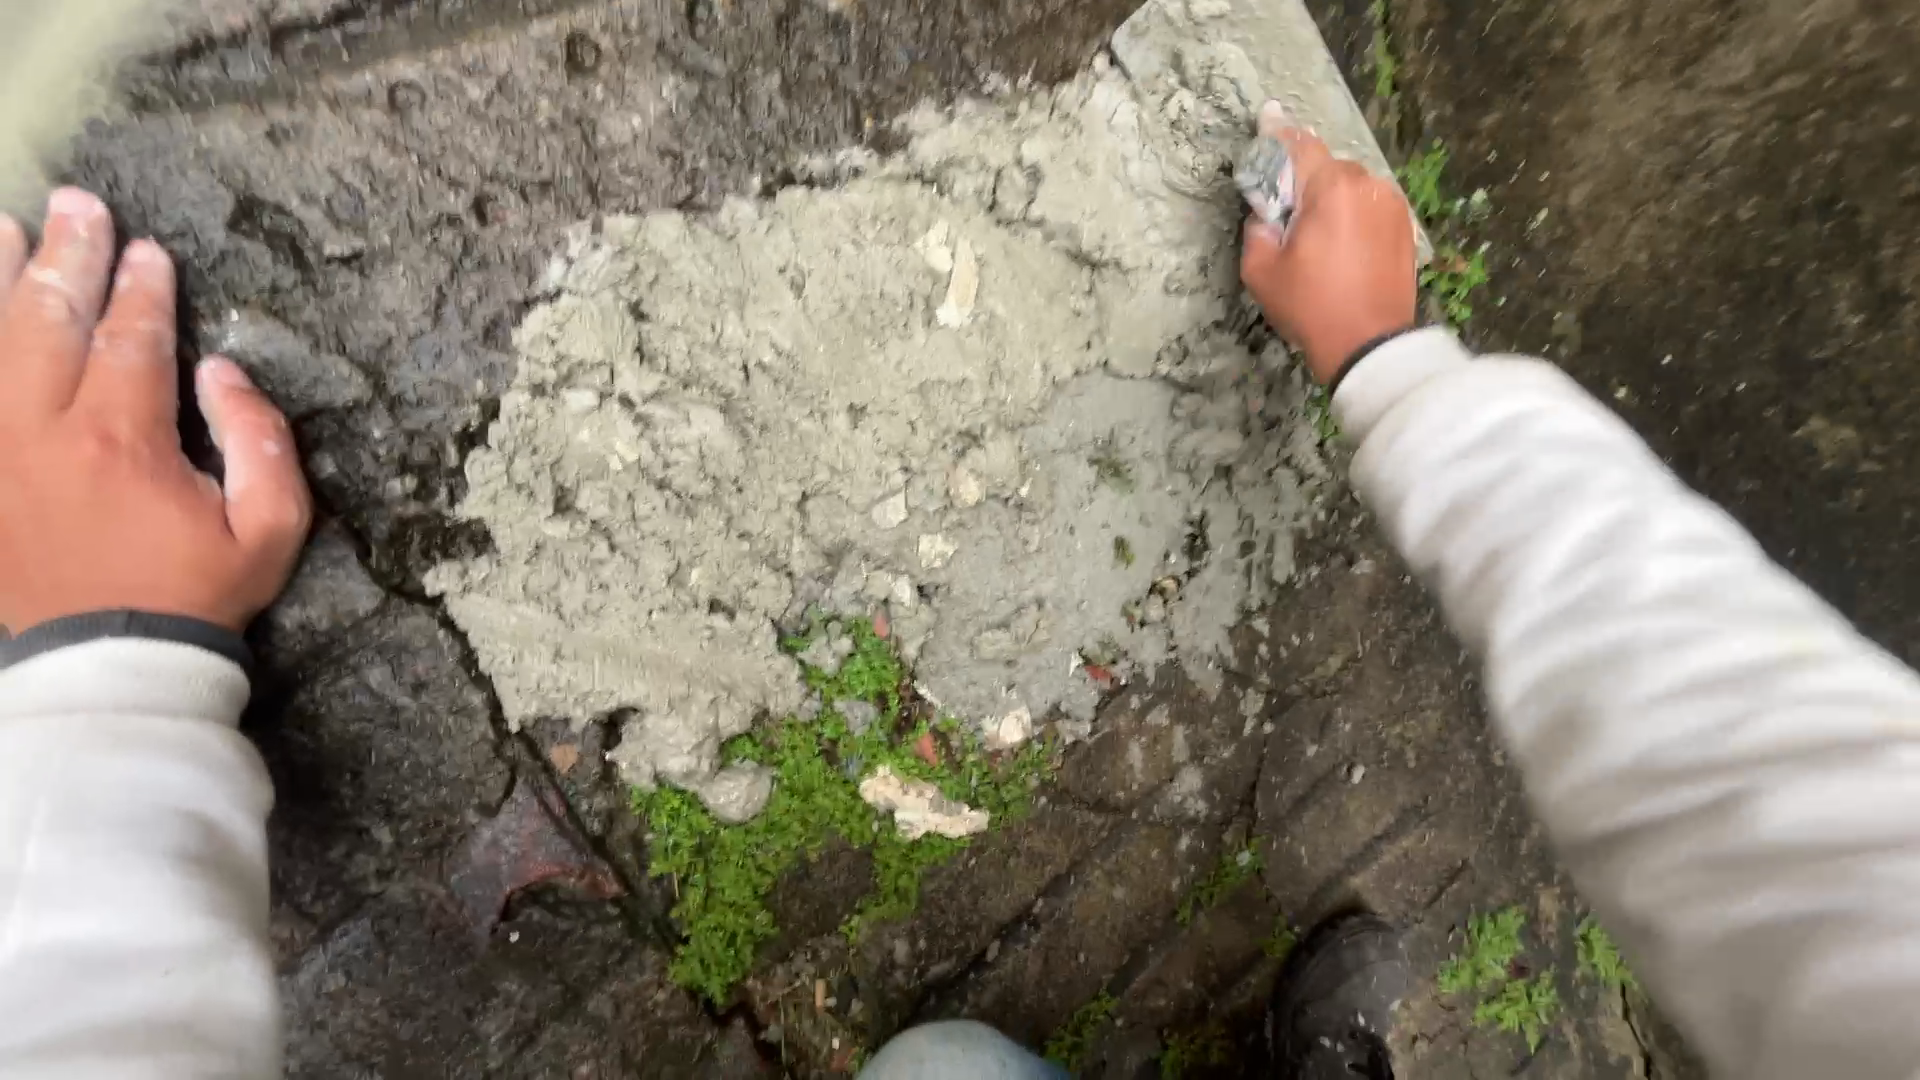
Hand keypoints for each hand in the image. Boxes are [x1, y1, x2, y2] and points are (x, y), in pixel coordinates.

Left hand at [0, 188, 311, 634]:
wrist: (106, 653)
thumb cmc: (201, 586)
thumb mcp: (274, 526)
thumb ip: (261, 445)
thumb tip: (227, 373)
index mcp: (122, 441)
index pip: (132, 343)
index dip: (143, 292)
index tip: (148, 248)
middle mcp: (37, 429)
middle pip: (44, 322)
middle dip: (63, 257)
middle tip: (72, 203)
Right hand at [1241, 102, 1418, 382]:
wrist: (1368, 342)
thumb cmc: (1309, 306)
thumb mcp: (1261, 272)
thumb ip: (1257, 230)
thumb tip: (1266, 214)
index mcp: (1330, 189)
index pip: (1299, 146)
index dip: (1277, 134)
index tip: (1266, 117)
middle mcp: (1367, 183)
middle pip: (1326, 168)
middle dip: (1304, 182)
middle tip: (1286, 217)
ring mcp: (1391, 203)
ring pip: (1350, 188)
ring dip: (1329, 201)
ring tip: (1315, 240)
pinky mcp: (1403, 225)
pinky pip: (1368, 207)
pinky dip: (1350, 216)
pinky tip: (1340, 249)